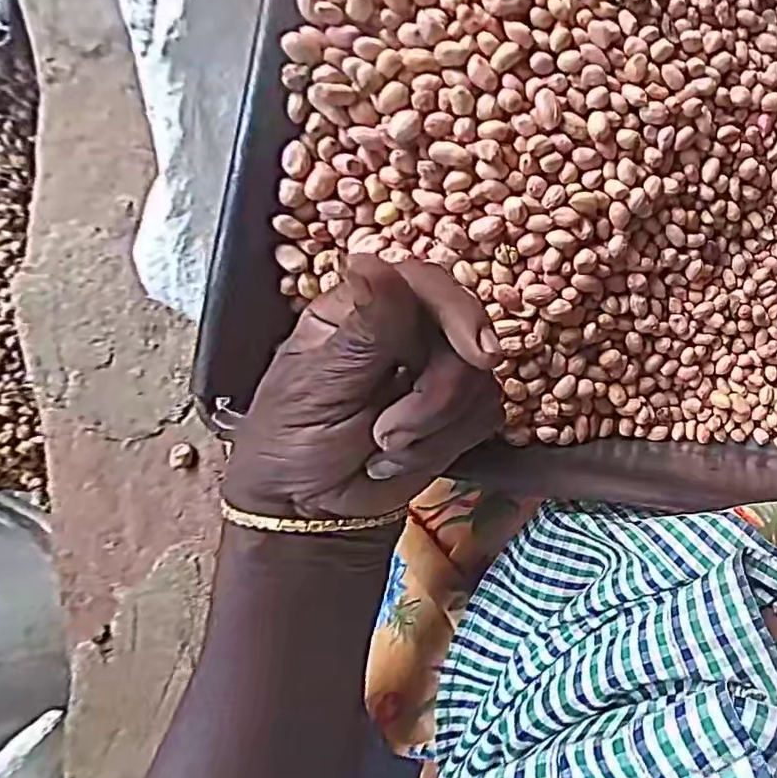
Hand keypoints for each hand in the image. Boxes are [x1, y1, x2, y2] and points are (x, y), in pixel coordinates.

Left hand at [222, 256, 504, 522]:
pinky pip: (487, 413)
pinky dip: (446, 443)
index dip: (458, 312)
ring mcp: (441, 369)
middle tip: (394, 433)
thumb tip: (374, 265)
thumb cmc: (289, 446)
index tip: (479, 355)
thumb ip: (360, 332)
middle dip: (438, 393)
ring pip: (481, 380)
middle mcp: (408, 332)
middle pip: (467, 335)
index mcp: (362, 311)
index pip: (426, 284)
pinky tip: (402, 457)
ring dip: (433, 426)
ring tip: (382, 450)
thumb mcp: (315, 390)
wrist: (311, 512)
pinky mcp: (463, 407)